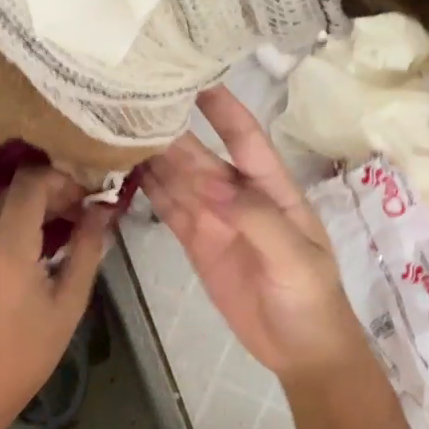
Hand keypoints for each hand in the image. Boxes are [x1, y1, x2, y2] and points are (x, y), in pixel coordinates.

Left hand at [0, 166, 112, 428]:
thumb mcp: (69, 300)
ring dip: (35, 206)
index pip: (31, 183)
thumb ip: (86, 249)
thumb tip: (101, 211)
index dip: (63, 178)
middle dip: (52, 191)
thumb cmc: (31, 349)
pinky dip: (17, 222)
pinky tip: (43, 242)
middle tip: (85, 208)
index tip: (89, 194)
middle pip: (15, 190)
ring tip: (69, 224)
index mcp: (7, 245)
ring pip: (2, 205)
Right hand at [143, 88, 365, 382]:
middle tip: (131, 107)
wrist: (302, 349)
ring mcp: (216, 222)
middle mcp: (240, 197)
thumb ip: (256, 219)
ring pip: (180, 182)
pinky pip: (171, 213)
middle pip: (201, 158)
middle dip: (172, 132)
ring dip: (154, 159)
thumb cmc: (311, 298)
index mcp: (273, 190)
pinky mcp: (197, 246)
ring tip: (118, 132)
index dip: (223, 109)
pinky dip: (150, 193)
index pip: (246, 139)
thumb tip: (209, 185)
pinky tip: (126, 173)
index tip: (194, 79)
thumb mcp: (294, 257)